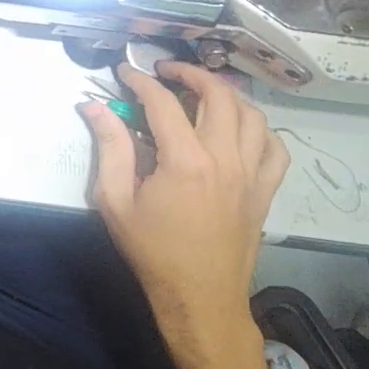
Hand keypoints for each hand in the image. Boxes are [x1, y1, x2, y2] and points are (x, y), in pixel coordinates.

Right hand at [78, 62, 289, 341]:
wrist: (199, 297)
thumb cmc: (152, 251)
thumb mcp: (115, 200)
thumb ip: (109, 148)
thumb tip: (94, 107)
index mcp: (185, 160)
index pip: (163, 101)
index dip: (141, 80)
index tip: (124, 72)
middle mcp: (225, 159)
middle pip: (218, 95)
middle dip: (190, 73)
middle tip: (165, 71)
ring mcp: (251, 174)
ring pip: (252, 115)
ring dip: (226, 94)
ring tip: (202, 91)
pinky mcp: (265, 190)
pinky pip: (274, 148)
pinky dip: (259, 128)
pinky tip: (239, 128)